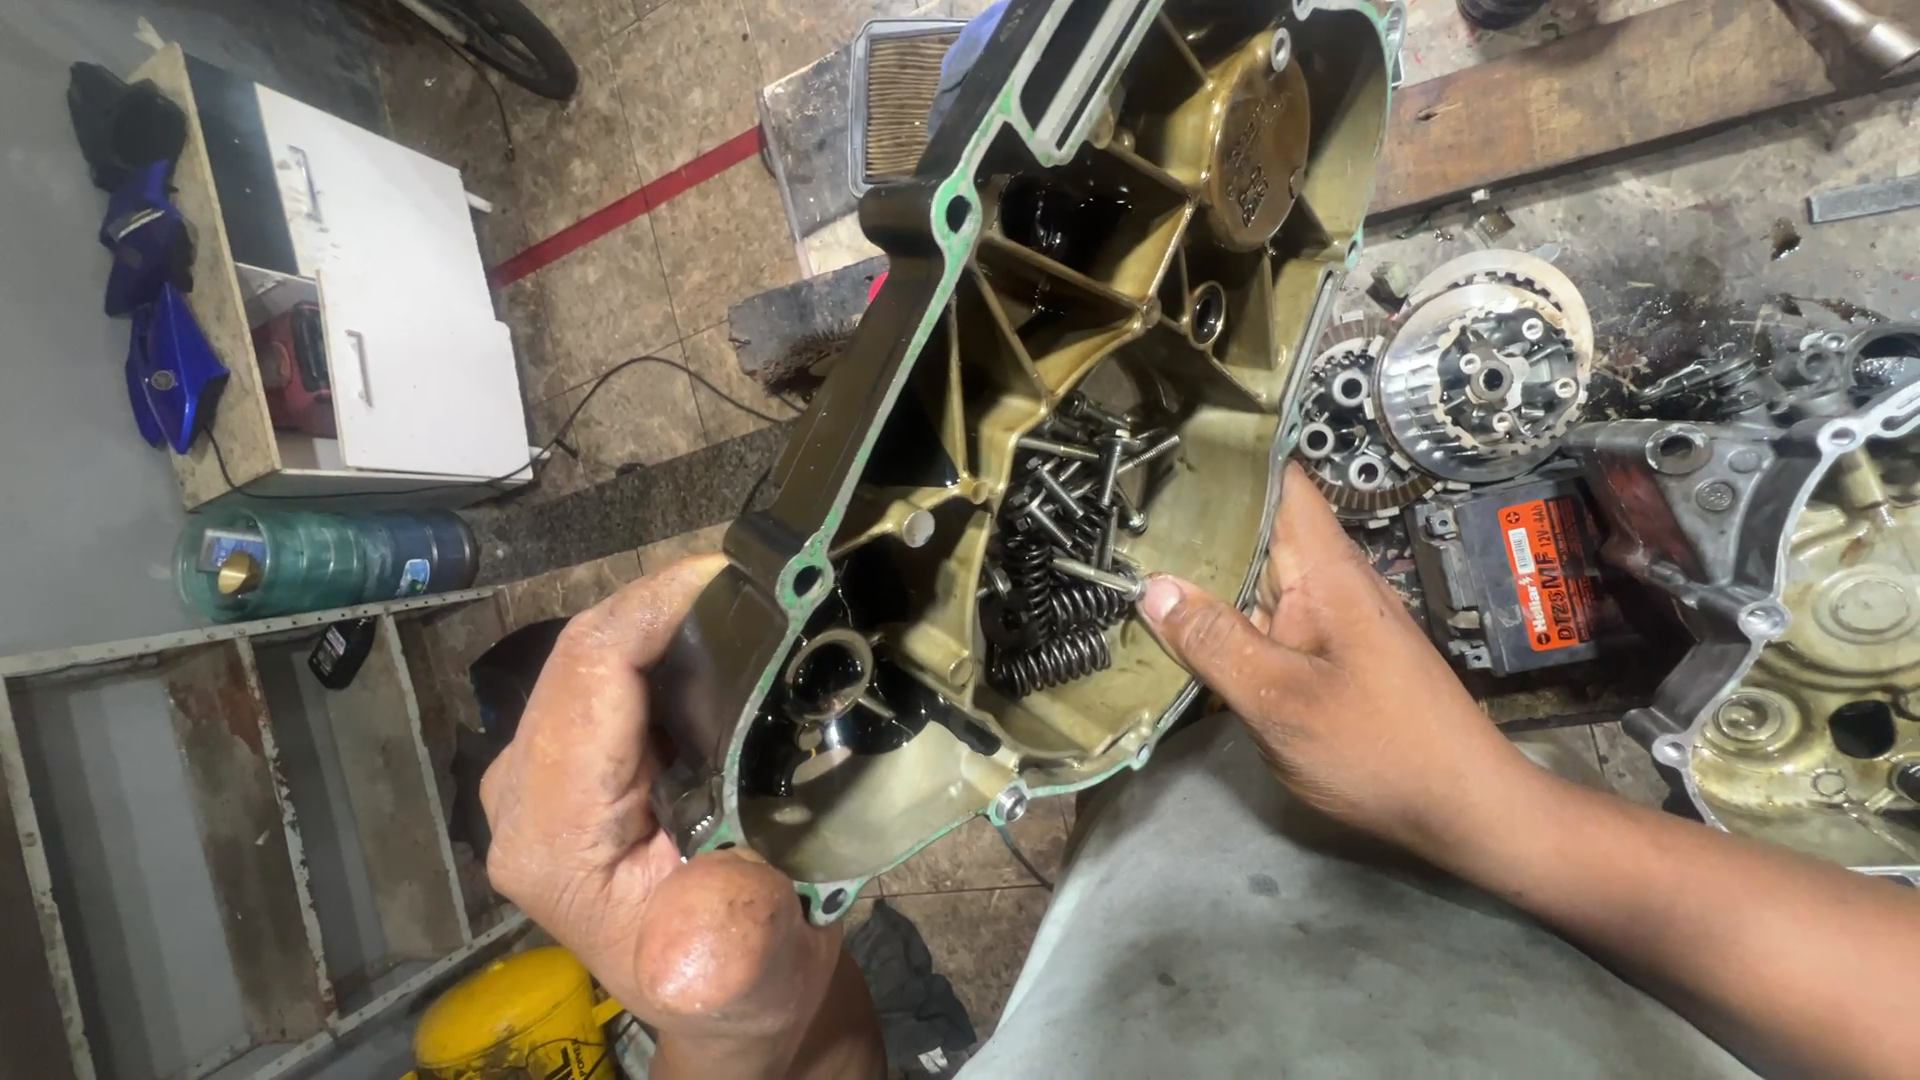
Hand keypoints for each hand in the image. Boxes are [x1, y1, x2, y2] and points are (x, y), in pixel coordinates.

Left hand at [481, 557, 878, 1076]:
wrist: (733, 992)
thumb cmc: (742, 984)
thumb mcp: (749, 982)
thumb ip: (723, 955)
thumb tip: (699, 940)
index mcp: (556, 835)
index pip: (590, 676)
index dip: (657, 608)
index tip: (738, 575)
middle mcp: (531, 791)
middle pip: (586, 651)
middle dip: (671, 602)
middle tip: (764, 583)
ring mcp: (551, 770)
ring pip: (599, 651)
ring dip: (673, 617)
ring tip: (752, 602)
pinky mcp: (581, 759)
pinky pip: (616, 671)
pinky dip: (671, 640)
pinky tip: (724, 641)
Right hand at [1135, 463, 1535, 858]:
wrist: (1462, 811)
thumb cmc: (1378, 750)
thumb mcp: (1279, 700)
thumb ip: (1213, 642)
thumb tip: (1152, 588)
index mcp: (1325, 573)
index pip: (1281, 486)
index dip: (1229, 462)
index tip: (1168, 456)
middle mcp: (1328, 582)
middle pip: (1258, 529)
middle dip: (1196, 520)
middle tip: (1126, 517)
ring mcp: (1328, 617)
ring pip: (1257, 575)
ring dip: (1206, 569)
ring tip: (1137, 558)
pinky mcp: (1325, 650)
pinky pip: (1265, 615)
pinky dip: (1224, 611)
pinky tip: (1183, 622)